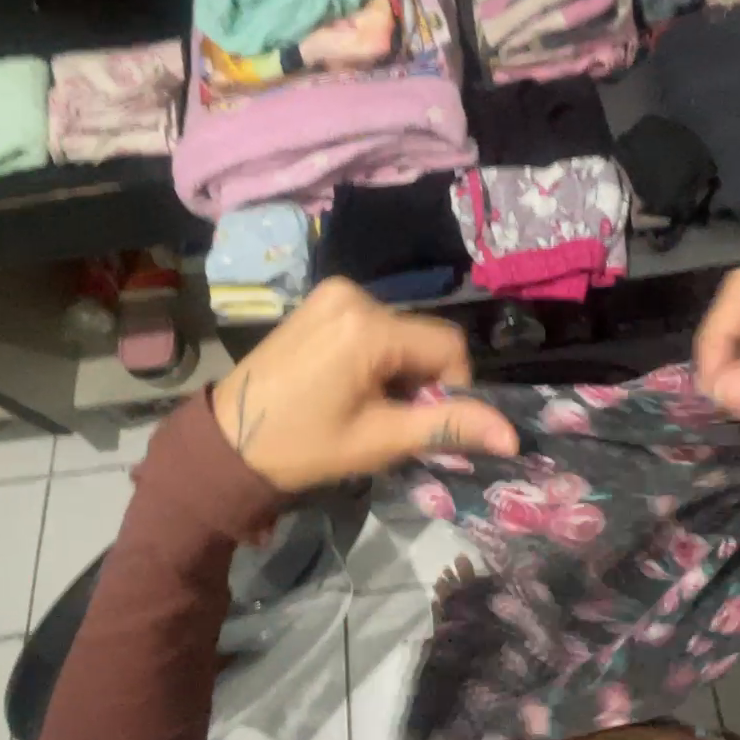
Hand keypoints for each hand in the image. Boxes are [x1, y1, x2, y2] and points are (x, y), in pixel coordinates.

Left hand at [212, 278, 519, 491]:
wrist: (227, 441)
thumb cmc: (302, 446)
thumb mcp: (379, 440)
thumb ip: (447, 426)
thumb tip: (512, 435)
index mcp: (368, 325)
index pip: (449, 346)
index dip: (449, 387)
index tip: (418, 421)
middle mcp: (353, 294)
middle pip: (423, 336)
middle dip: (420, 379)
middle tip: (386, 417)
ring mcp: (333, 292)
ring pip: (401, 331)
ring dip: (399, 368)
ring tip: (363, 402)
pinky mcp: (321, 299)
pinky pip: (374, 323)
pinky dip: (377, 353)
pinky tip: (348, 381)